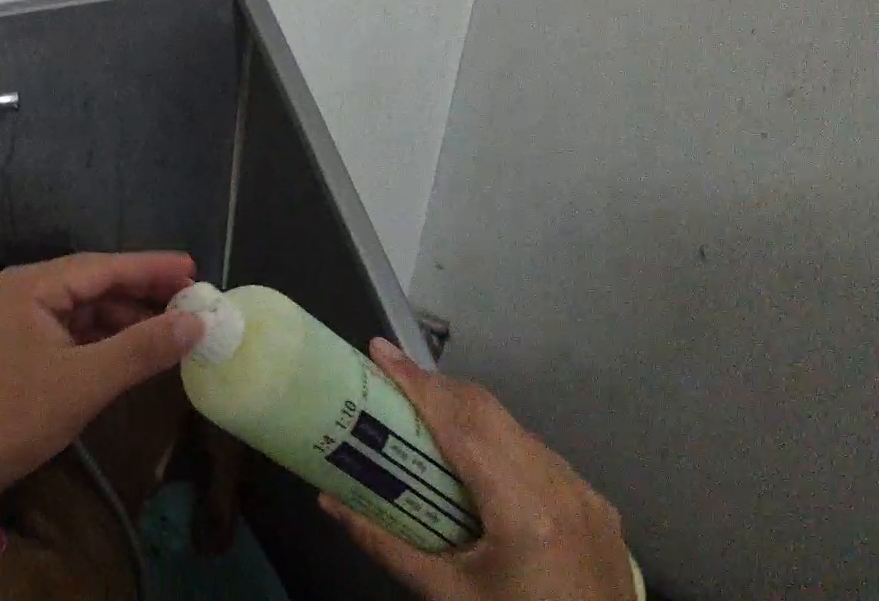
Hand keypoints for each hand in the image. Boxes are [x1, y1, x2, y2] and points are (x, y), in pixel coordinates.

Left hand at [0, 252, 205, 518]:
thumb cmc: (17, 414)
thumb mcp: (86, 382)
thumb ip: (141, 348)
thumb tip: (196, 322)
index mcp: (31, 285)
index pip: (101, 266)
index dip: (150, 267)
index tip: (195, 267)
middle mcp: (23, 291)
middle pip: (93, 282)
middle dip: (142, 291)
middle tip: (194, 299)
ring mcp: (20, 318)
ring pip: (84, 308)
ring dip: (127, 316)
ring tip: (176, 326)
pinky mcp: (21, 345)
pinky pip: (72, 330)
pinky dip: (105, 337)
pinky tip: (137, 347)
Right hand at [322, 339, 636, 600]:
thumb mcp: (447, 594)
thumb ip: (385, 543)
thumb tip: (328, 501)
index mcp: (523, 510)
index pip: (460, 424)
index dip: (416, 382)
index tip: (379, 350)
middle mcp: (561, 489)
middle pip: (488, 411)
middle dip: (436, 385)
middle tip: (390, 377)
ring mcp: (586, 497)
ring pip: (515, 427)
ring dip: (466, 410)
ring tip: (424, 412)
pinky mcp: (598, 508)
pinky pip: (539, 453)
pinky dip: (498, 438)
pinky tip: (475, 458)